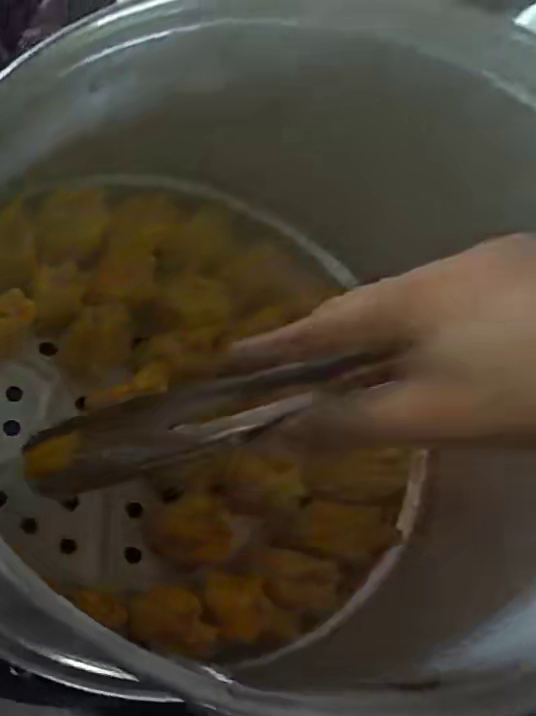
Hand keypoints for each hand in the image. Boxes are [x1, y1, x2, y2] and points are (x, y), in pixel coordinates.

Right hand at [227, 234, 535, 444]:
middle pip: (361, 310)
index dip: (263, 350)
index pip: (312, 327)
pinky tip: (425, 361)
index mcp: (415, 295)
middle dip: (317, 344)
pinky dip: (421, 338)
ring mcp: (512, 269)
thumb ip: (336, 424)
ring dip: (372, 343)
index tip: (219, 364)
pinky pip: (455, 310)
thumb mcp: (427, 416)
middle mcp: (457, 268)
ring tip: (351, 374)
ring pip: (411, 309)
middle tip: (285, 375)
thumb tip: (265, 436)